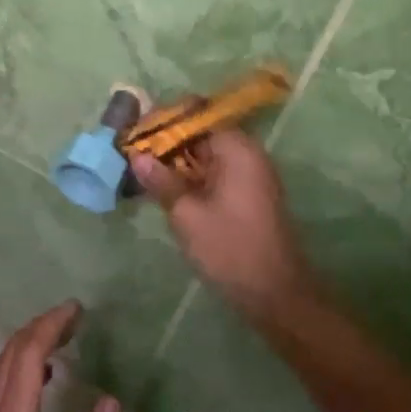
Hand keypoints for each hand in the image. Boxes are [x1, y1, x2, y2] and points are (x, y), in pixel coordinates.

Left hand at [0, 301, 120, 411]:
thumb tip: (112, 400)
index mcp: (13, 410)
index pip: (29, 351)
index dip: (52, 324)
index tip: (75, 306)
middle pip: (13, 351)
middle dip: (42, 327)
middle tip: (71, 316)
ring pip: (2, 364)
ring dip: (29, 344)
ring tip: (59, 337)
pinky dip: (18, 365)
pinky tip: (40, 372)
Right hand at [132, 129, 310, 320]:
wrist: (277, 297)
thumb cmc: (231, 249)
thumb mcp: (187, 214)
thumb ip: (160, 180)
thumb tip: (136, 155)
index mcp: (236, 148)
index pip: (194, 115)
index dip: (162, 120)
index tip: (134, 132)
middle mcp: (247, 153)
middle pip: (199, 133)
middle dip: (166, 142)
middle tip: (133, 153)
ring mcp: (250, 174)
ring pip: (205, 155)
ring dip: (176, 161)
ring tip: (142, 170)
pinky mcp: (249, 195)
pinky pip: (214, 173)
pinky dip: (191, 177)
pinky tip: (166, 189)